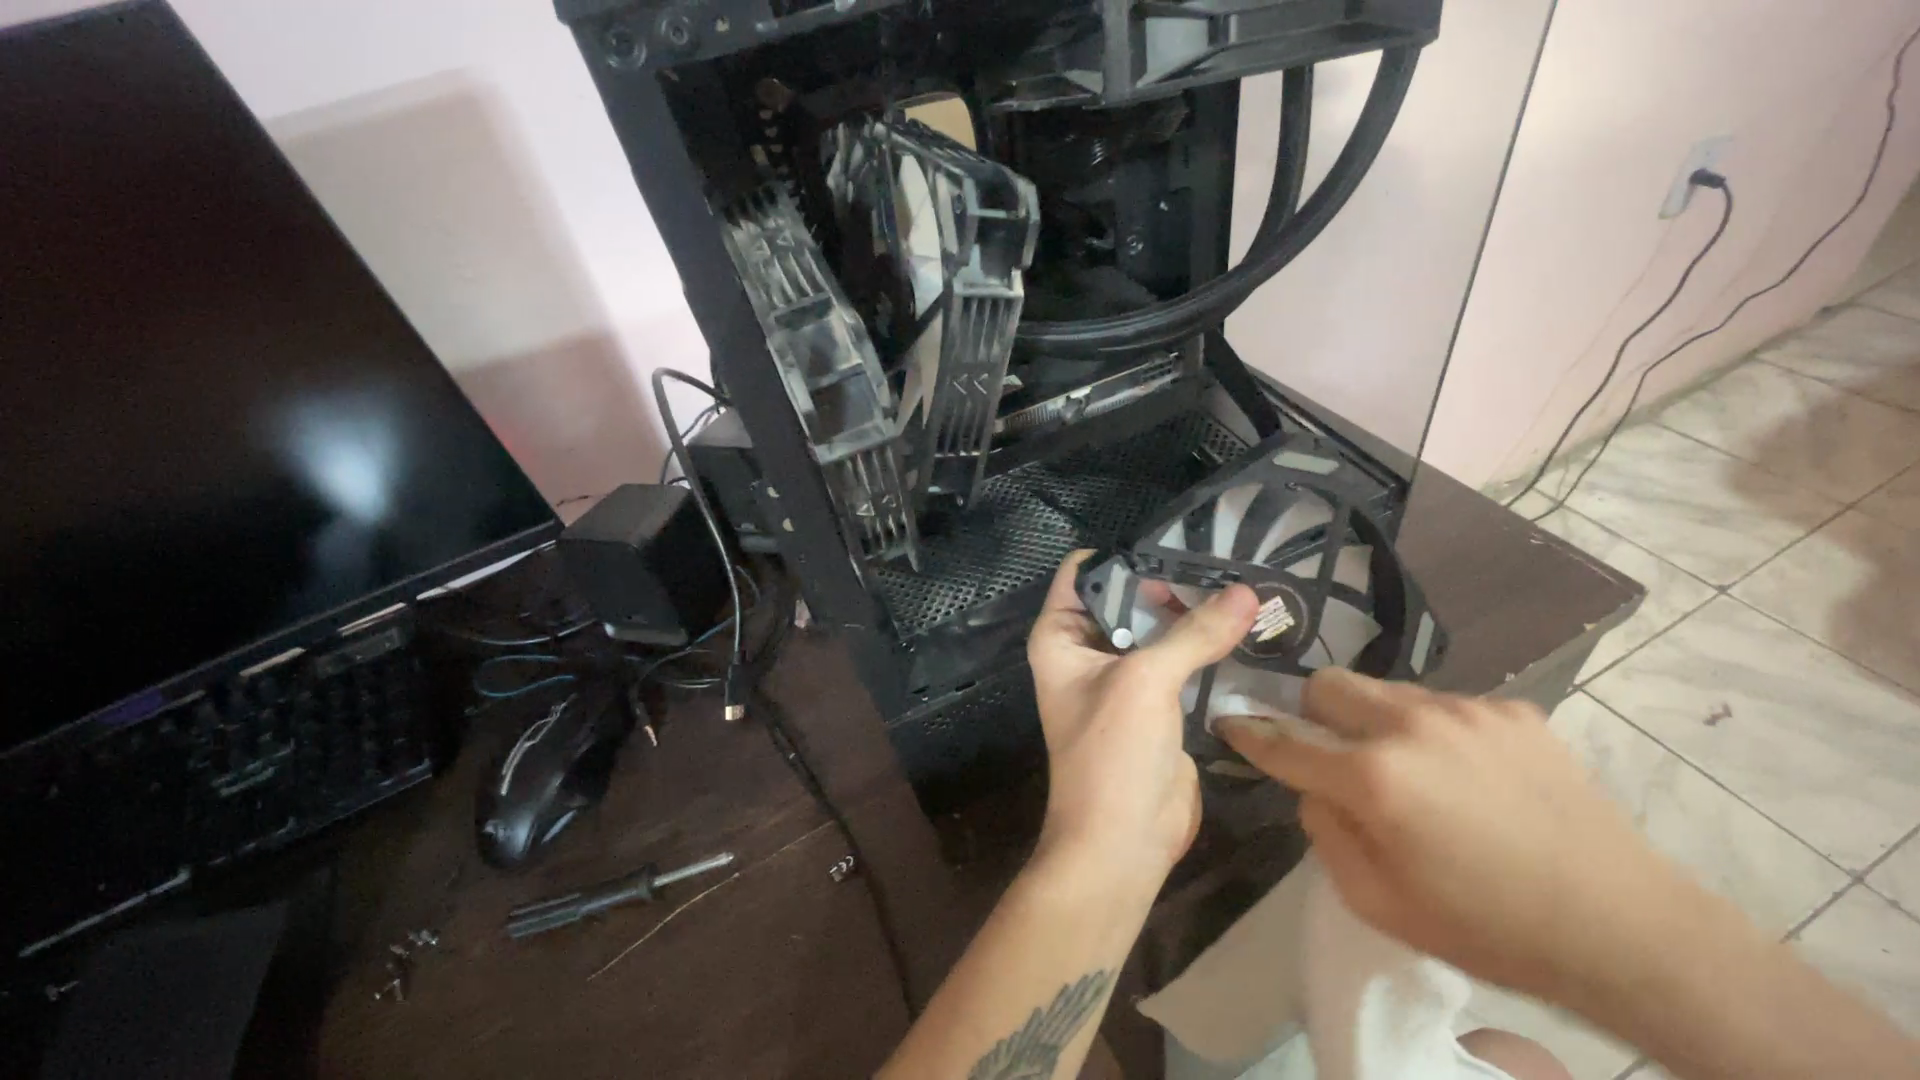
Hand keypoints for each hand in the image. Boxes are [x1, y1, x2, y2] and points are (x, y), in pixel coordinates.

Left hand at [1027, 551, 1258, 886]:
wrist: (1122, 842)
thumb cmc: (1112, 753)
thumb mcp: (1146, 681)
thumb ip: (1194, 633)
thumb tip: (1247, 591)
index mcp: (1061, 637)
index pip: (1087, 573)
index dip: (1128, 555)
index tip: (1181, 540)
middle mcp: (1087, 651)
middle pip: (1128, 598)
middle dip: (1171, 583)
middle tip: (1230, 561)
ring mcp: (1124, 679)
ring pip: (1159, 630)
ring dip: (1194, 615)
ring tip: (1248, 585)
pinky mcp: (1157, 705)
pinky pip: (1181, 662)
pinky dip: (1207, 648)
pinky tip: (1248, 628)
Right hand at [1218, 671, 1694, 1001]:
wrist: (1624, 928)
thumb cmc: (1486, 928)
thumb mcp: (1377, 902)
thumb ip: (1325, 831)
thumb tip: (1315, 787)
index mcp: (1372, 777)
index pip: (1284, 741)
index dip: (1248, 732)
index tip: (1229, 721)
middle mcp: (1412, 724)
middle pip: (1329, 684)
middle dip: (1313, 713)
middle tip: (1333, 755)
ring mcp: (1468, 711)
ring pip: (1387, 691)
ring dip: (1376, 723)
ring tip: (1413, 775)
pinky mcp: (1514, 711)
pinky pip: (1446, 707)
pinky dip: (1435, 733)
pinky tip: (1470, 780)